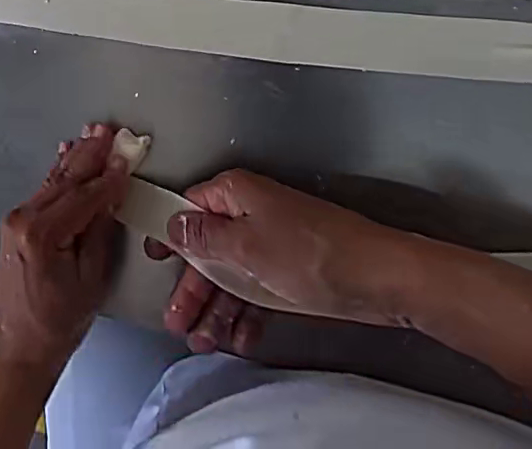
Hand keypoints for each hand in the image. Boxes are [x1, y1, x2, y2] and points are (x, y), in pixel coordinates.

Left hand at [0, 124, 131, 369]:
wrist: (21, 340)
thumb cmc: (61, 318)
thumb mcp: (93, 277)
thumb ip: (101, 229)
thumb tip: (112, 192)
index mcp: (42, 234)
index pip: (83, 197)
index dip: (108, 177)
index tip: (125, 158)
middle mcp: (24, 218)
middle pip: (66, 180)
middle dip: (90, 154)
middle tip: (109, 131)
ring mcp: (17, 216)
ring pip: (55, 180)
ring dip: (77, 157)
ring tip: (95, 134)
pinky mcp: (17, 219)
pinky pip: (45, 189)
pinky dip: (61, 172)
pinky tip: (69, 153)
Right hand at [148, 169, 426, 333]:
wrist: (380, 277)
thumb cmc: (311, 253)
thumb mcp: (246, 247)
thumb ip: (204, 238)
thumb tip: (173, 224)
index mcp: (235, 193)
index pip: (188, 207)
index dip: (168, 233)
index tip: (151, 257)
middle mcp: (249, 211)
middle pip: (207, 247)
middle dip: (191, 287)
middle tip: (176, 319)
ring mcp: (269, 241)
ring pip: (230, 273)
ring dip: (215, 307)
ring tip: (203, 339)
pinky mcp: (288, 267)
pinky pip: (255, 288)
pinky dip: (244, 313)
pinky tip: (238, 337)